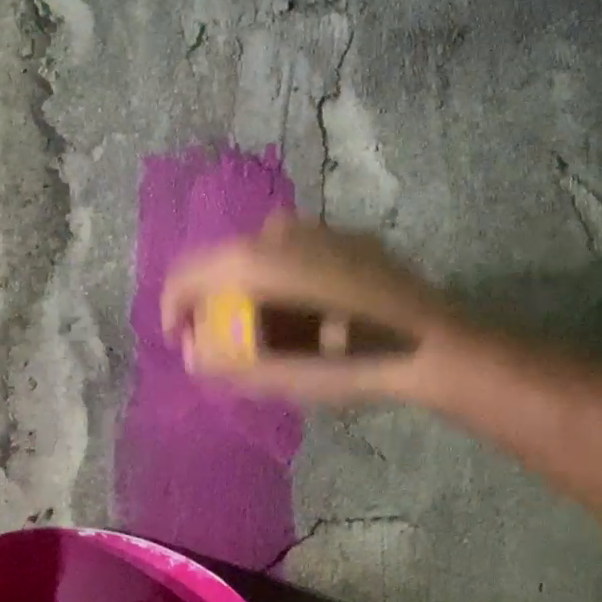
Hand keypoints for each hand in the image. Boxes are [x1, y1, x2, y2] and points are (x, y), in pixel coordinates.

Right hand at [160, 213, 459, 402]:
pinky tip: (312, 310)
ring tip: (270, 328)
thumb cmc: (346, 362)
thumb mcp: (276, 374)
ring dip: (253, 287)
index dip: (174, 306)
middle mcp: (278, 231)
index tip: (181, 339)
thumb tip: (192, 350)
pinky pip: (300, 252)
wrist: (428, 343)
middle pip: (225, 261)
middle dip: (216, 299)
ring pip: (264, 254)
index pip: (188, 273)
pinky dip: (289, 277)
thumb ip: (222, 359)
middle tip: (226, 339)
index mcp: (252, 259)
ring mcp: (317, 228)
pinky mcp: (349, 236)